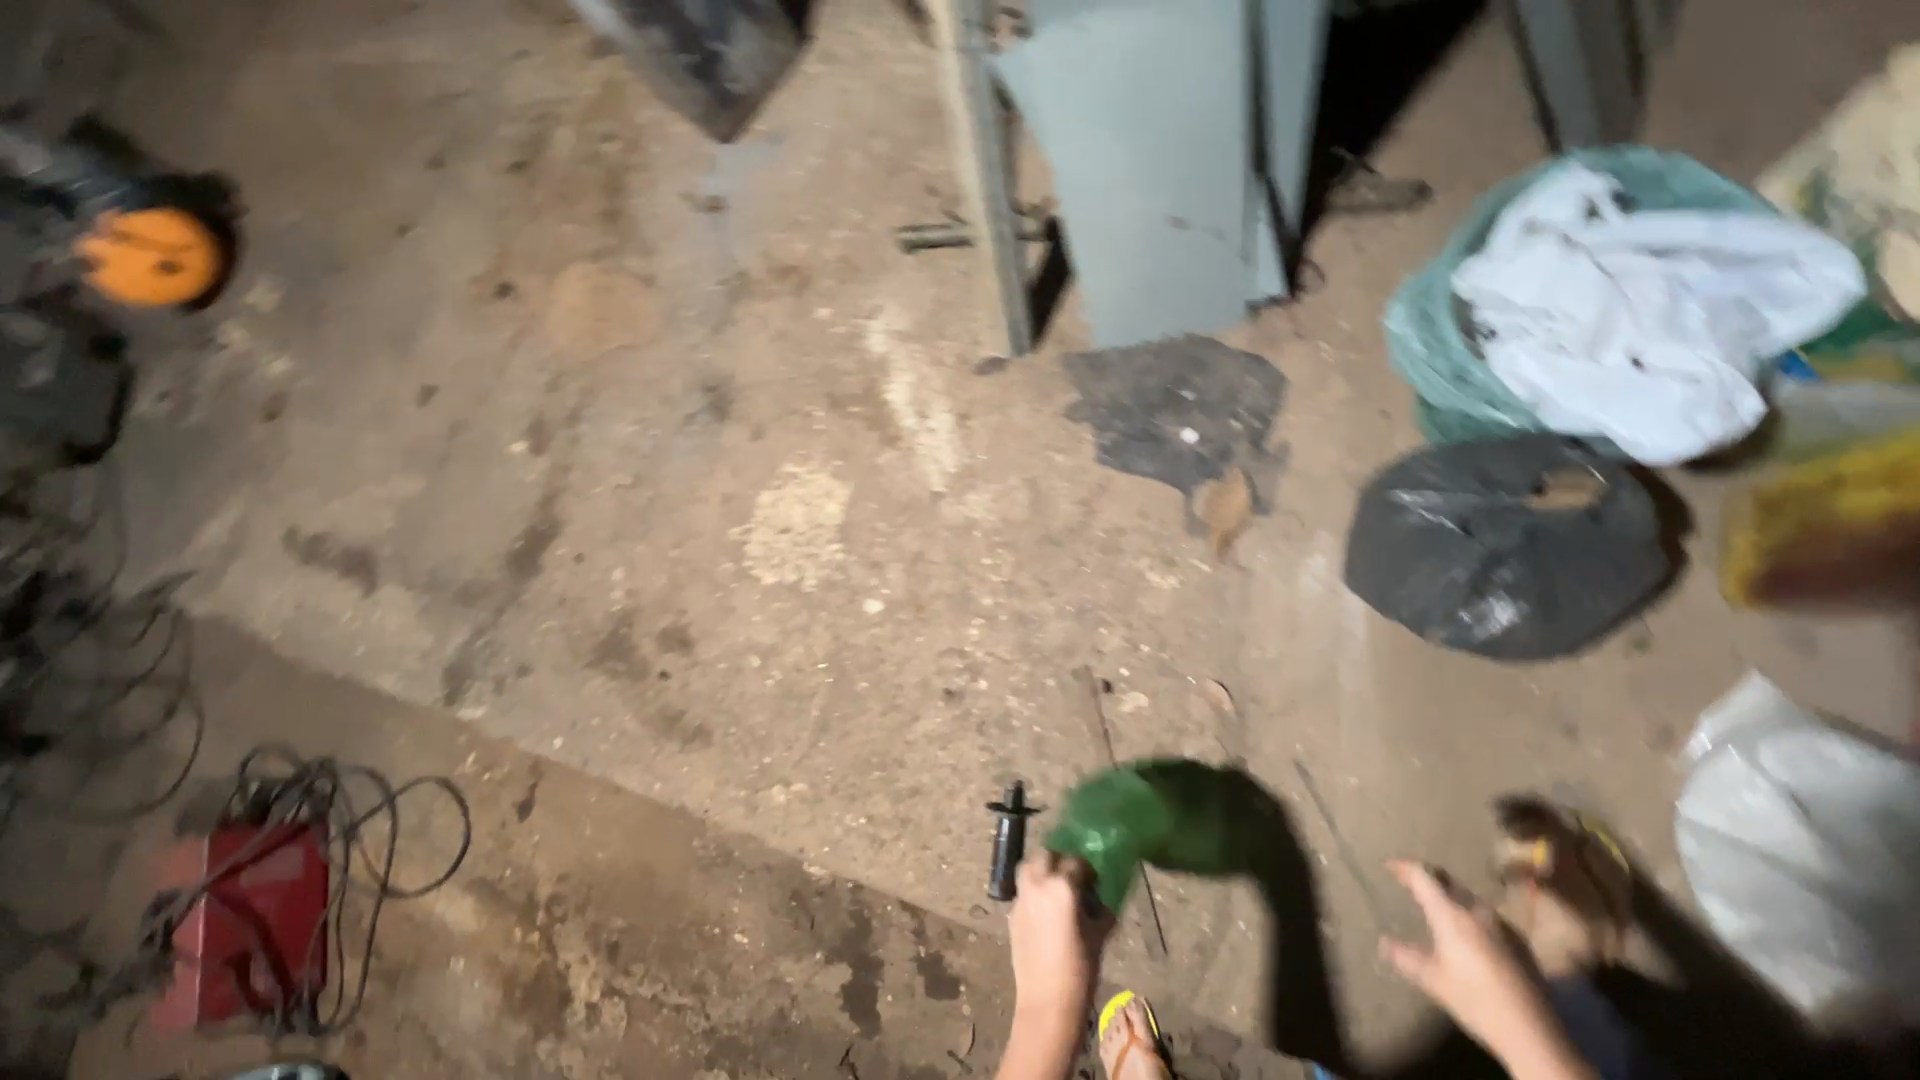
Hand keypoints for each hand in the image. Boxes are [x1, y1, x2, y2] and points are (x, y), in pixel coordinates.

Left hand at [1007, 851, 1111, 1023]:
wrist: (1047, 1001)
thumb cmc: (1080, 969)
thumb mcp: (1099, 935)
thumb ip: (1100, 910)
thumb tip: (1101, 900)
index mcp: (1062, 887)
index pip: (1075, 861)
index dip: (1087, 868)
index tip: (1094, 880)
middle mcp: (1037, 885)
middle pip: (1045, 854)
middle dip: (1059, 860)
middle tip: (1071, 877)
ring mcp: (1021, 899)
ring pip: (1027, 867)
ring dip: (1040, 869)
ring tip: (1055, 888)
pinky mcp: (1012, 914)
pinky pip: (1022, 891)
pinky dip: (1033, 890)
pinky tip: (1045, 910)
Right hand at [1381, 860, 1572, 1069]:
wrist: (1533, 1030)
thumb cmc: (1475, 1001)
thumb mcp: (1432, 980)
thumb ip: (1406, 957)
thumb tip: (1385, 943)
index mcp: (1452, 916)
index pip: (1424, 877)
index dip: (1405, 867)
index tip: (1389, 867)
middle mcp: (1477, 911)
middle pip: (1448, 882)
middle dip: (1427, 878)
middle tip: (1410, 883)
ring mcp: (1502, 925)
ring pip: (1469, 899)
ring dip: (1450, 897)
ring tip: (1437, 909)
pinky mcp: (1519, 941)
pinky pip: (1486, 916)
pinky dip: (1469, 916)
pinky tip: (1467, 936)